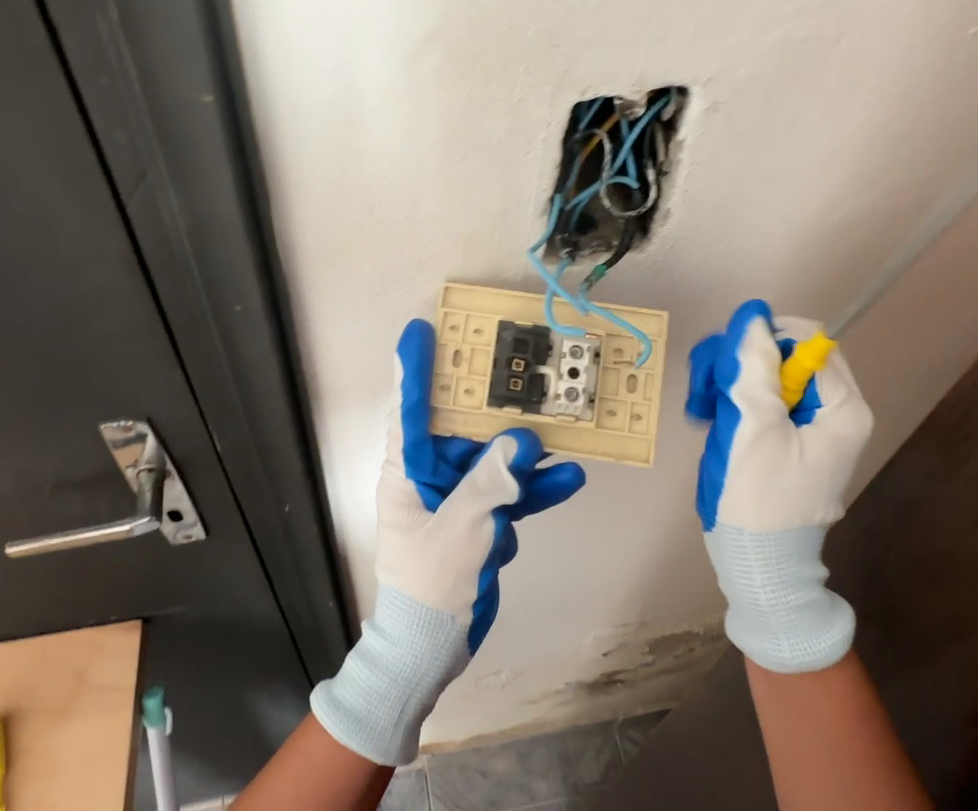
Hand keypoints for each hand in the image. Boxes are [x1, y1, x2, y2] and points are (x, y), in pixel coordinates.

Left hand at [310, 319, 587, 764]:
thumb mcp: (461, 530)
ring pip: (493, 462)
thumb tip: (521, 441)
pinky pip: (509, 496)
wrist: (431, 647)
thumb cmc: (429, 584)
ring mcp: (457, 499)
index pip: (408, 412)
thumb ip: (491, 484)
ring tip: (562, 430)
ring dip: (525, 453)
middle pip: (462, 430)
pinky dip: (535, 491)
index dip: (413, 370)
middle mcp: (430, 477)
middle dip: (492, 408)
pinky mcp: (479, 521)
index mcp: (407, 472)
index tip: (418, 331)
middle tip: (518, 371)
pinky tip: (570, 479)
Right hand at [686, 300, 873, 672]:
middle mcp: (836, 413)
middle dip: (743, 364)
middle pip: (788, 357)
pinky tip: (711, 421)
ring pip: (770, 379)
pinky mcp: (790, 443)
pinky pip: (764, 404)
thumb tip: (752, 316)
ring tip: (704, 409)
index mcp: (842, 408)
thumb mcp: (753, 427)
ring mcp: (813, 430)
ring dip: (733, 385)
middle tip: (707, 387)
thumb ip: (754, 367)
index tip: (724, 362)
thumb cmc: (759, 498)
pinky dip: (735, 405)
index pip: (807, 341)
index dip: (762, 340)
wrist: (758, 566)